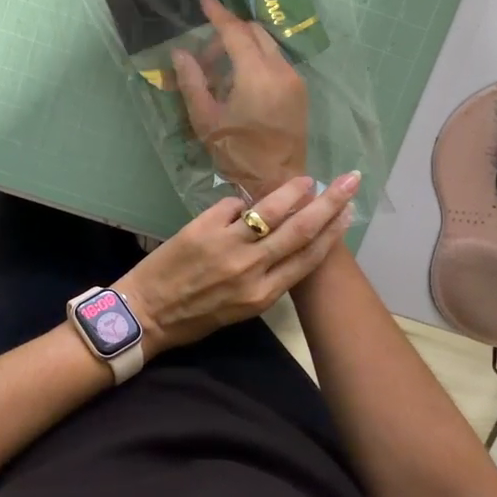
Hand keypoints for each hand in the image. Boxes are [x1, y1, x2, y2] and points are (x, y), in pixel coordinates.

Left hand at [114, 172, 359, 355]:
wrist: (146, 313)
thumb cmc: (195, 316)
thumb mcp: (241, 309)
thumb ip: (266, 278)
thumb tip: (284, 241)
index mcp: (263, 295)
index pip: (308, 258)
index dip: (332, 233)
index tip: (349, 212)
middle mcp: (251, 269)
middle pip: (300, 230)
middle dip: (329, 203)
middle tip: (350, 181)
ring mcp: (227, 246)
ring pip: (271, 210)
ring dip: (293, 191)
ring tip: (307, 180)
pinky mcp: (203, 228)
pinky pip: (234, 206)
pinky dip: (242, 202)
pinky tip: (243, 204)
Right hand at [171, 0, 308, 201]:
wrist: (277, 181)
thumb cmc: (237, 154)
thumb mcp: (206, 120)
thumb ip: (192, 83)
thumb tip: (180, 54)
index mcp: (256, 76)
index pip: (235, 32)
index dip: (217, 12)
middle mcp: (280, 70)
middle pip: (254, 32)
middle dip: (229, 32)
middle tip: (204, 52)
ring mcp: (294, 79)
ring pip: (267, 45)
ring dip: (243, 46)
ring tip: (219, 71)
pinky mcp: (299, 91)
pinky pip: (275, 61)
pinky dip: (256, 60)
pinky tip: (239, 82)